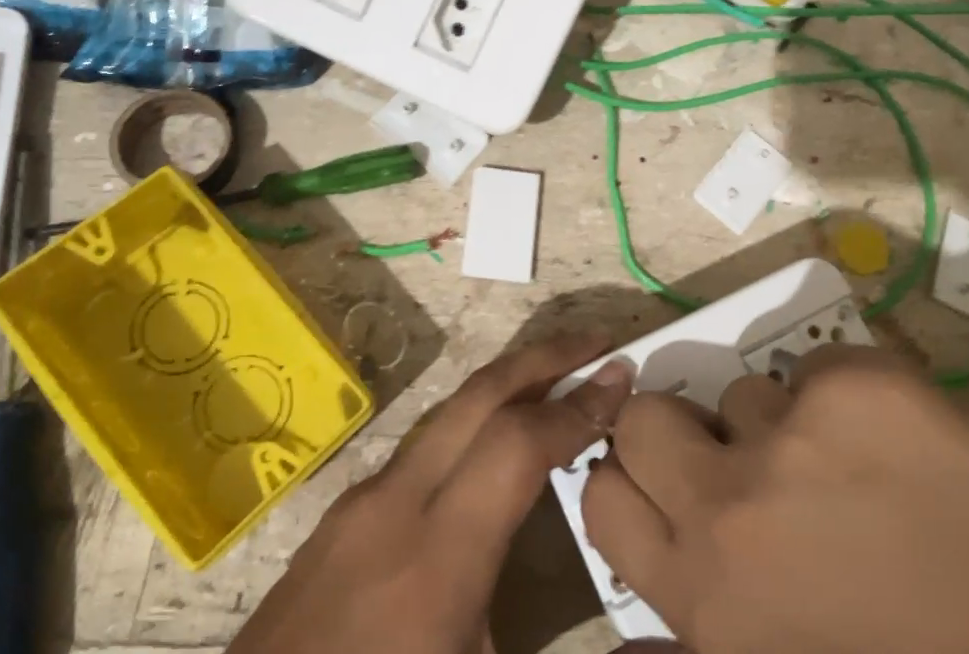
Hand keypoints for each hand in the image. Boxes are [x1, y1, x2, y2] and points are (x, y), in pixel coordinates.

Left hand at [230, 334, 631, 653]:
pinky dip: (471, 425)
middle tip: (599, 342)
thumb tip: (627, 632)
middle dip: (543, 357)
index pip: (516, 444)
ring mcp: (360, 504)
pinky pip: (421, 448)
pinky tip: (494, 446)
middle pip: (476, 398)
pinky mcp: (341, 515)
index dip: (575, 407)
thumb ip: (542, 615)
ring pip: (445, 416)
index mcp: (436, 558)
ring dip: (506, 385)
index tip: (622, 382)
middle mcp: (394, 506)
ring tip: (558, 380)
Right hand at [583, 345, 968, 653]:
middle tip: (743, 463)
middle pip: (646, 418)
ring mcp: (794, 435)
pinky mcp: (862, 384)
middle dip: (682, 436)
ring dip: (778, 426)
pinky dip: (848, 400)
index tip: (668, 488)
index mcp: (705, 599)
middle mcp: (727, 509)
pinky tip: (905, 447)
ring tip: (852, 471)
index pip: (603, 502)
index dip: (631, 488)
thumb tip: (629, 638)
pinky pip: (816, 370)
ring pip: (741, 392)